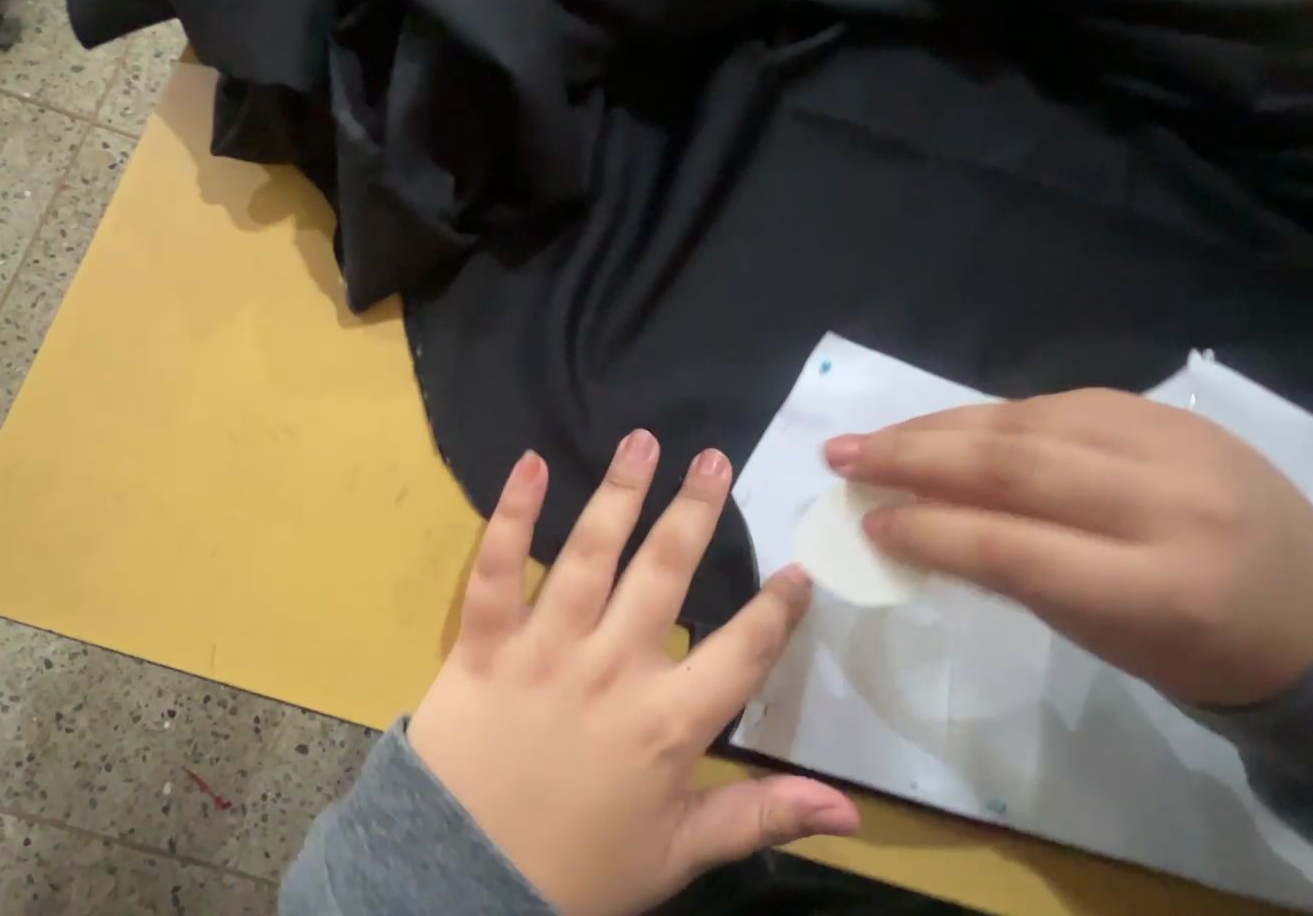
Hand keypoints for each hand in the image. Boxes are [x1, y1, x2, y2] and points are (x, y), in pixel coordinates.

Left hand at [409, 431, 859, 915]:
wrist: (461, 879)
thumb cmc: (575, 867)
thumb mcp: (677, 853)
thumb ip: (760, 818)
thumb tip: (851, 811)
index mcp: (666, 722)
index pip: (740, 652)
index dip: (776, 610)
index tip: (800, 568)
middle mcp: (612, 668)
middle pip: (664, 575)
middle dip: (694, 512)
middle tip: (714, 460)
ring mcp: (545, 648)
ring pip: (589, 555)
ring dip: (620, 492)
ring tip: (644, 441)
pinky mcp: (485, 641)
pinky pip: (497, 568)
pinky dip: (511, 513)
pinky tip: (530, 464)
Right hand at [823, 390, 1312, 707]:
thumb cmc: (1185, 643)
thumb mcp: (1093, 630)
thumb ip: (1003, 568)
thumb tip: (906, 521)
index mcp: (1160, 589)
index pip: (1015, 546)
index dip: (928, 530)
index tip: (866, 522)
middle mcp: (1173, 504)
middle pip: (1015, 465)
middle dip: (912, 455)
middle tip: (840, 455)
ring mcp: (1177, 445)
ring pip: (1026, 420)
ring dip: (935, 427)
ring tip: (874, 438)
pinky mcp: (1168, 412)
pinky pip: (1052, 404)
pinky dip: (985, 417)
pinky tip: (943, 428)